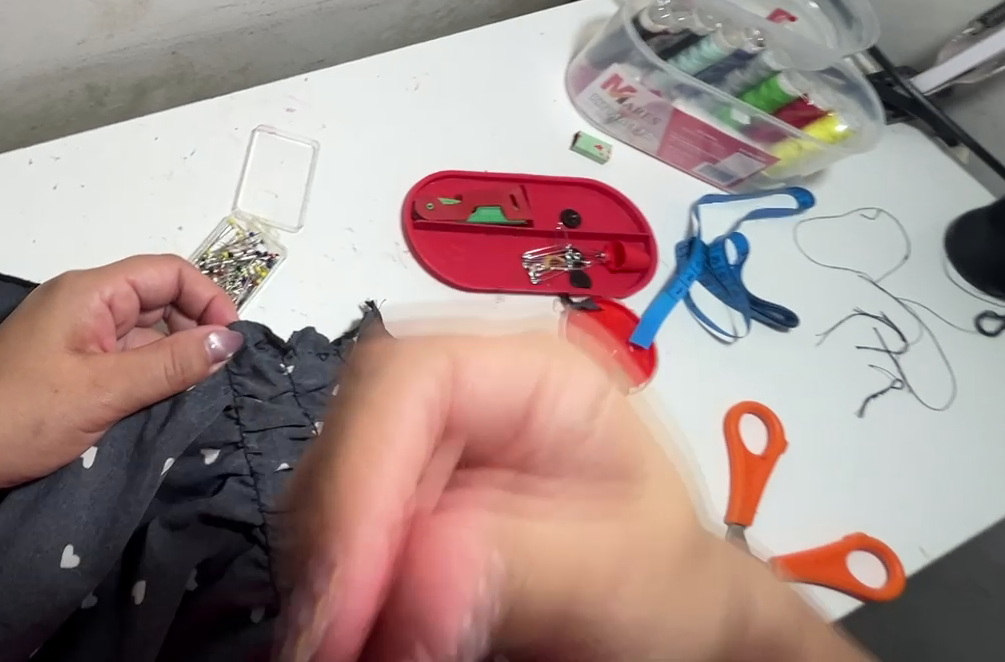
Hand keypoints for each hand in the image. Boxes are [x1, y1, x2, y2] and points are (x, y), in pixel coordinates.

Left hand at [0, 254, 242, 497]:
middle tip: (220, 373)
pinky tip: (162, 398)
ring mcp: (74, 332)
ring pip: (142, 330)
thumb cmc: (21, 414)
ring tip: (198, 390)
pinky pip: (121, 354)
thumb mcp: (105, 390)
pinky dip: (146, 372)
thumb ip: (171, 364)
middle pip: (157, 298)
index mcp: (91, 290)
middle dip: (193, 327)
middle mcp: (85, 301)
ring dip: (172, 354)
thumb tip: (230, 339)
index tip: (231, 342)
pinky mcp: (67, 361)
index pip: (167, 272)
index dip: (207, 298)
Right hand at [280, 332, 841, 661]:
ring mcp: (422, 435)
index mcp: (531, 371)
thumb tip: (423, 577)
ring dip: (327, 554)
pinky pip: (339, 513)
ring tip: (341, 634)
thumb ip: (537, 567)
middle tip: (331, 628)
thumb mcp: (637, 575)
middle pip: (357, 420)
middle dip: (336, 523)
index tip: (348, 577)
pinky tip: (350, 621)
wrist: (676, 618)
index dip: (363, 466)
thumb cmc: (677, 581)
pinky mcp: (399, 484)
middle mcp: (461, 388)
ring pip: (333, 467)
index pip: (412, 379)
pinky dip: (337, 571)